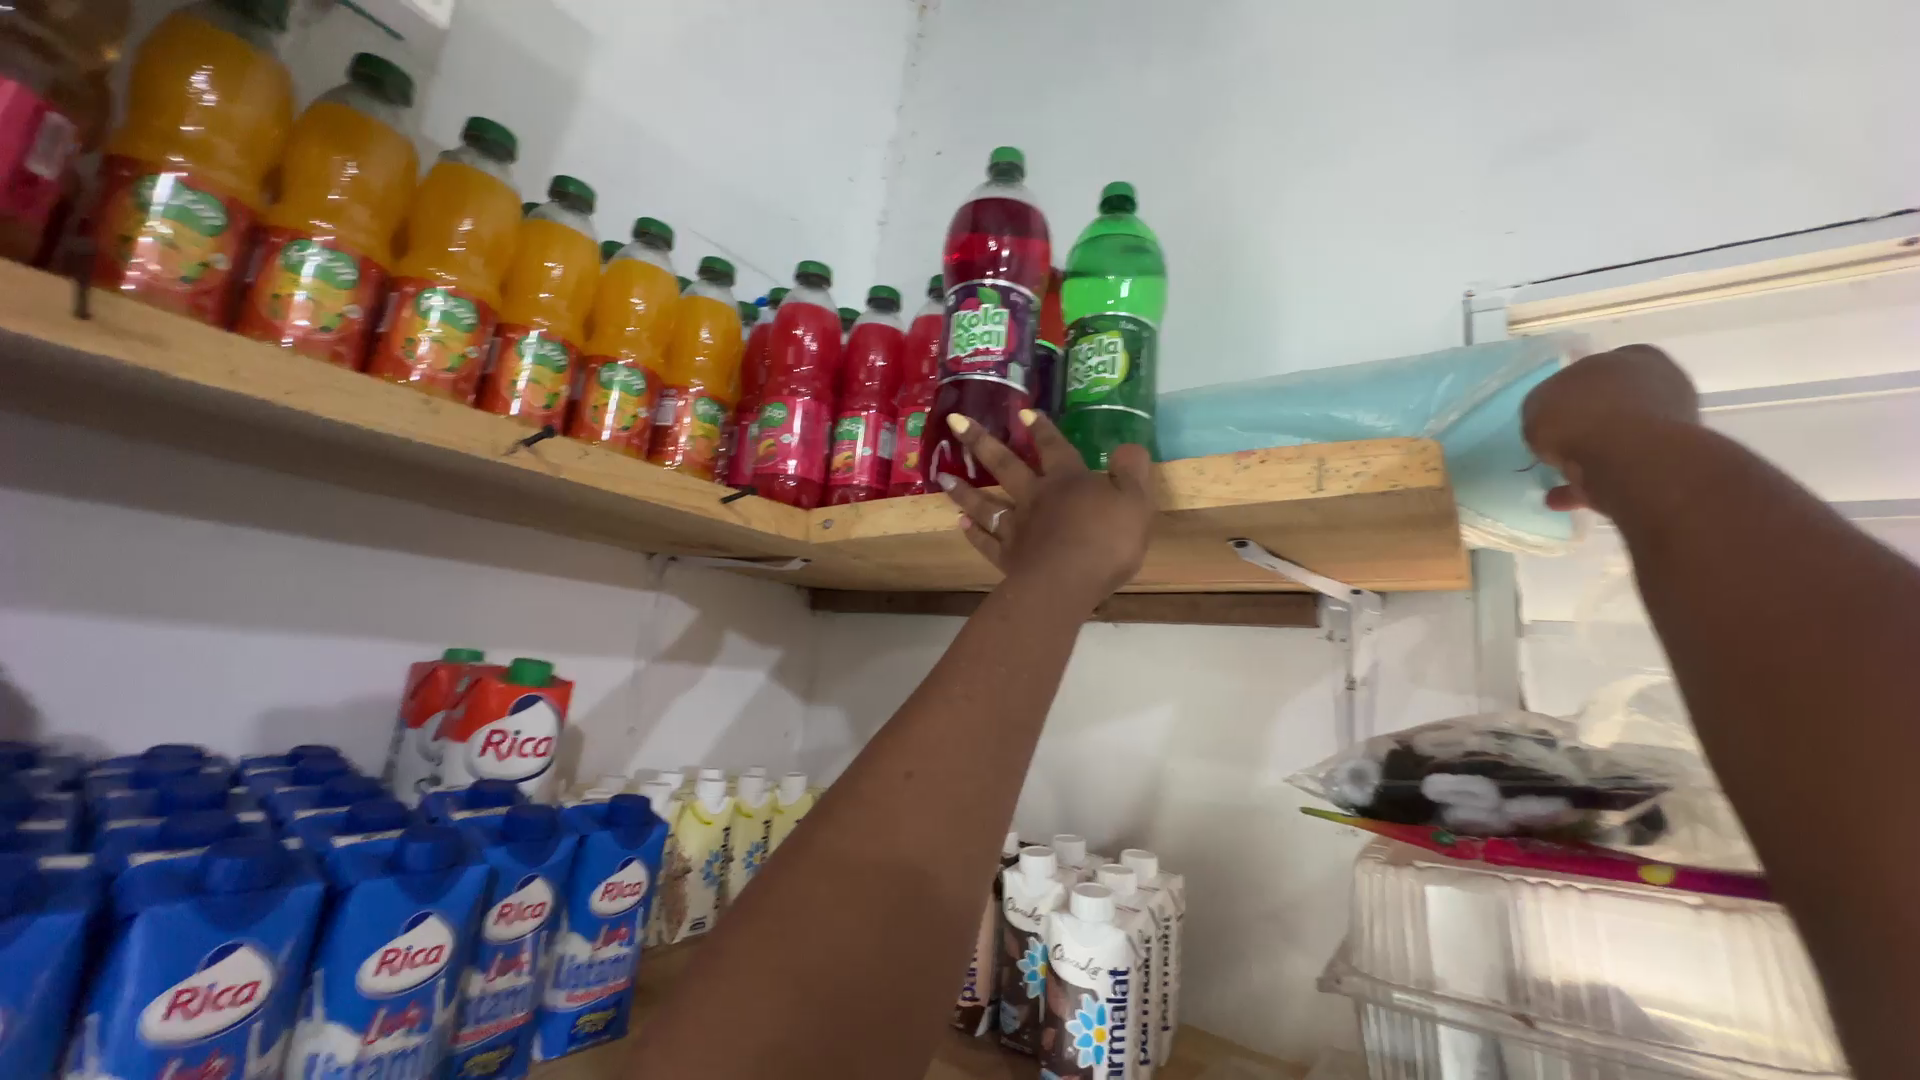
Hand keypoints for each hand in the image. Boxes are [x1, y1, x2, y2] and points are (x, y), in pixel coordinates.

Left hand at [937, 410, 1154, 607]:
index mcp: (1067, 481)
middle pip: (1005, 465)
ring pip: (985, 503)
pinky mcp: (1008, 558)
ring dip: (964, 490)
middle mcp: (1036, 498)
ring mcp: (1017, 528)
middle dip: (980, 441)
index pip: (1053, 447)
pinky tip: (959, 524)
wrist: (1069, 583)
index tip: (1023, 413)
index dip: (1041, 429)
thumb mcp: (1135, 501)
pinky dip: (973, 534)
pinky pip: (986, 542)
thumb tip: (1129, 447)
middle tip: (955, 423)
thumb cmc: (1106, 541)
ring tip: (942, 477)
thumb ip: (1131, 471)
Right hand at [1522, 344, 1699, 511]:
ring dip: (1587, 456)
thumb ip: (1546, 405)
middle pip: (1613, 403)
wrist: (1626, 458)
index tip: (1553, 410)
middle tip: (1557, 440)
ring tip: (1554, 474)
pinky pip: (1616, 472)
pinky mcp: (1664, 462)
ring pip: (1617, 440)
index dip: (1571, 390)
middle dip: (1586, 422)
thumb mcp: (1537, 402)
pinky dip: (1588, 486)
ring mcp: (1668, 425)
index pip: (1598, 369)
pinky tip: (1559, 497)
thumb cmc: (1579, 416)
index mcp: (1635, 358)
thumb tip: (1553, 417)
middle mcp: (1661, 385)